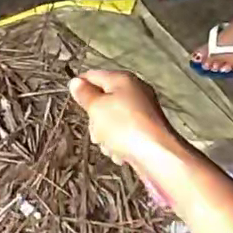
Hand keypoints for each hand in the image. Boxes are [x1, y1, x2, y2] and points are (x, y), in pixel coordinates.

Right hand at [67, 70, 181, 169]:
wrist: (157, 156)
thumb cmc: (125, 127)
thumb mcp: (97, 108)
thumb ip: (85, 94)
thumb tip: (76, 82)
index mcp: (123, 80)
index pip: (94, 75)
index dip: (81, 87)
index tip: (74, 100)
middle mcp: (135, 92)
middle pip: (102, 100)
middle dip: (94, 118)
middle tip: (97, 128)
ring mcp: (142, 113)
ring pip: (111, 121)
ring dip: (106, 135)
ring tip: (111, 143)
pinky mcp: (146, 132)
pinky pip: (124, 135)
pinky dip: (119, 144)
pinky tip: (121, 153)